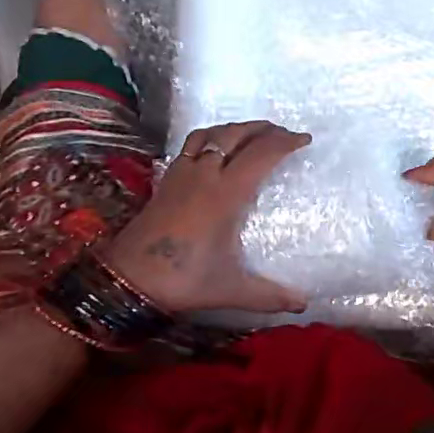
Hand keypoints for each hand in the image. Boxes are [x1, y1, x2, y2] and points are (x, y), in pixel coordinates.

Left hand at [103, 121, 311, 314]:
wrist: (129, 278)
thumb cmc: (184, 279)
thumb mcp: (233, 290)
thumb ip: (271, 295)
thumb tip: (303, 304)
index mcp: (225, 194)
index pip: (261, 154)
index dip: (285, 142)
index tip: (304, 140)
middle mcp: (204, 175)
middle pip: (235, 135)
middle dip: (262, 128)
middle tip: (282, 133)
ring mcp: (181, 175)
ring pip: (209, 135)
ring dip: (233, 129)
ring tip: (250, 134)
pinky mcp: (165, 181)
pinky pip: (189, 146)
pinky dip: (208, 139)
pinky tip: (212, 152)